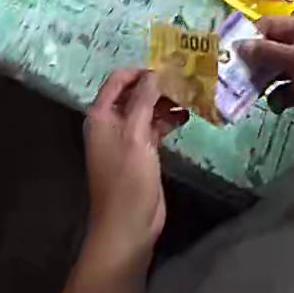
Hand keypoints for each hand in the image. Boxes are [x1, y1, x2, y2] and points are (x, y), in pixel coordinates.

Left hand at [83, 69, 186, 266]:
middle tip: (185, 78)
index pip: (118, 80)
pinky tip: (188, 115)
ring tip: (191, 95)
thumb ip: (144, 100)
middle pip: (134, 93)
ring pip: (146, 109)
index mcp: (102, 115)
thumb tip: (155, 72)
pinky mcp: (141, 152)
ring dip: (165, 102)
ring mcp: (126, 138)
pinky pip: (153, 127)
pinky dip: (168, 120)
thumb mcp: (135, 135)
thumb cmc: (128, 179)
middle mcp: (111, 123)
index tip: (167, 66)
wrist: (128, 226)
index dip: (140, 70)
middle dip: (157, 85)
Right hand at [239, 17, 293, 147]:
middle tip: (232, 76)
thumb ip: (268, 52)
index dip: (247, 36)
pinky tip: (275, 105)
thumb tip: (239, 45)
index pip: (267, 25)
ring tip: (247, 92)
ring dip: (260, 80)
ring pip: (272, 70)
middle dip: (251, 61)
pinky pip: (282, 89)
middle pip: (267, 48)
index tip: (227, 51)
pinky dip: (276, 96)